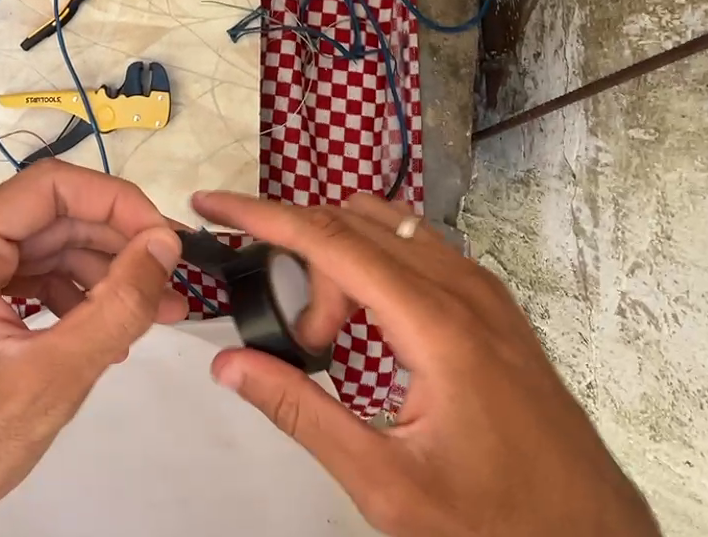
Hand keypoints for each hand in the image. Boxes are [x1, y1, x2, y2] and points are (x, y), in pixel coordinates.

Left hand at [0, 160, 185, 536]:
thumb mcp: (53, 377)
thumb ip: (117, 305)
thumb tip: (164, 244)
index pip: (48, 187)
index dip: (116, 201)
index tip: (165, 236)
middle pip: (48, 217)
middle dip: (116, 244)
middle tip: (172, 276)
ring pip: (42, 246)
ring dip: (100, 272)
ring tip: (154, 309)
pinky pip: (25, 274)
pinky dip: (69, 293)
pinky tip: (107, 326)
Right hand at [195, 190, 659, 536]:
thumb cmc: (495, 521)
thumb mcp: (386, 484)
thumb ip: (301, 413)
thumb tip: (230, 364)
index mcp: (437, 324)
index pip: (330, 239)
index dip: (261, 215)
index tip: (212, 202)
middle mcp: (464, 288)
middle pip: (352, 228)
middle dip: (303, 262)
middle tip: (302, 345)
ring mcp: (484, 291)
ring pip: (383, 230)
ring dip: (339, 263)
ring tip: (333, 340)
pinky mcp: (493, 304)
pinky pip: (414, 250)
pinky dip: (371, 266)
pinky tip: (369, 324)